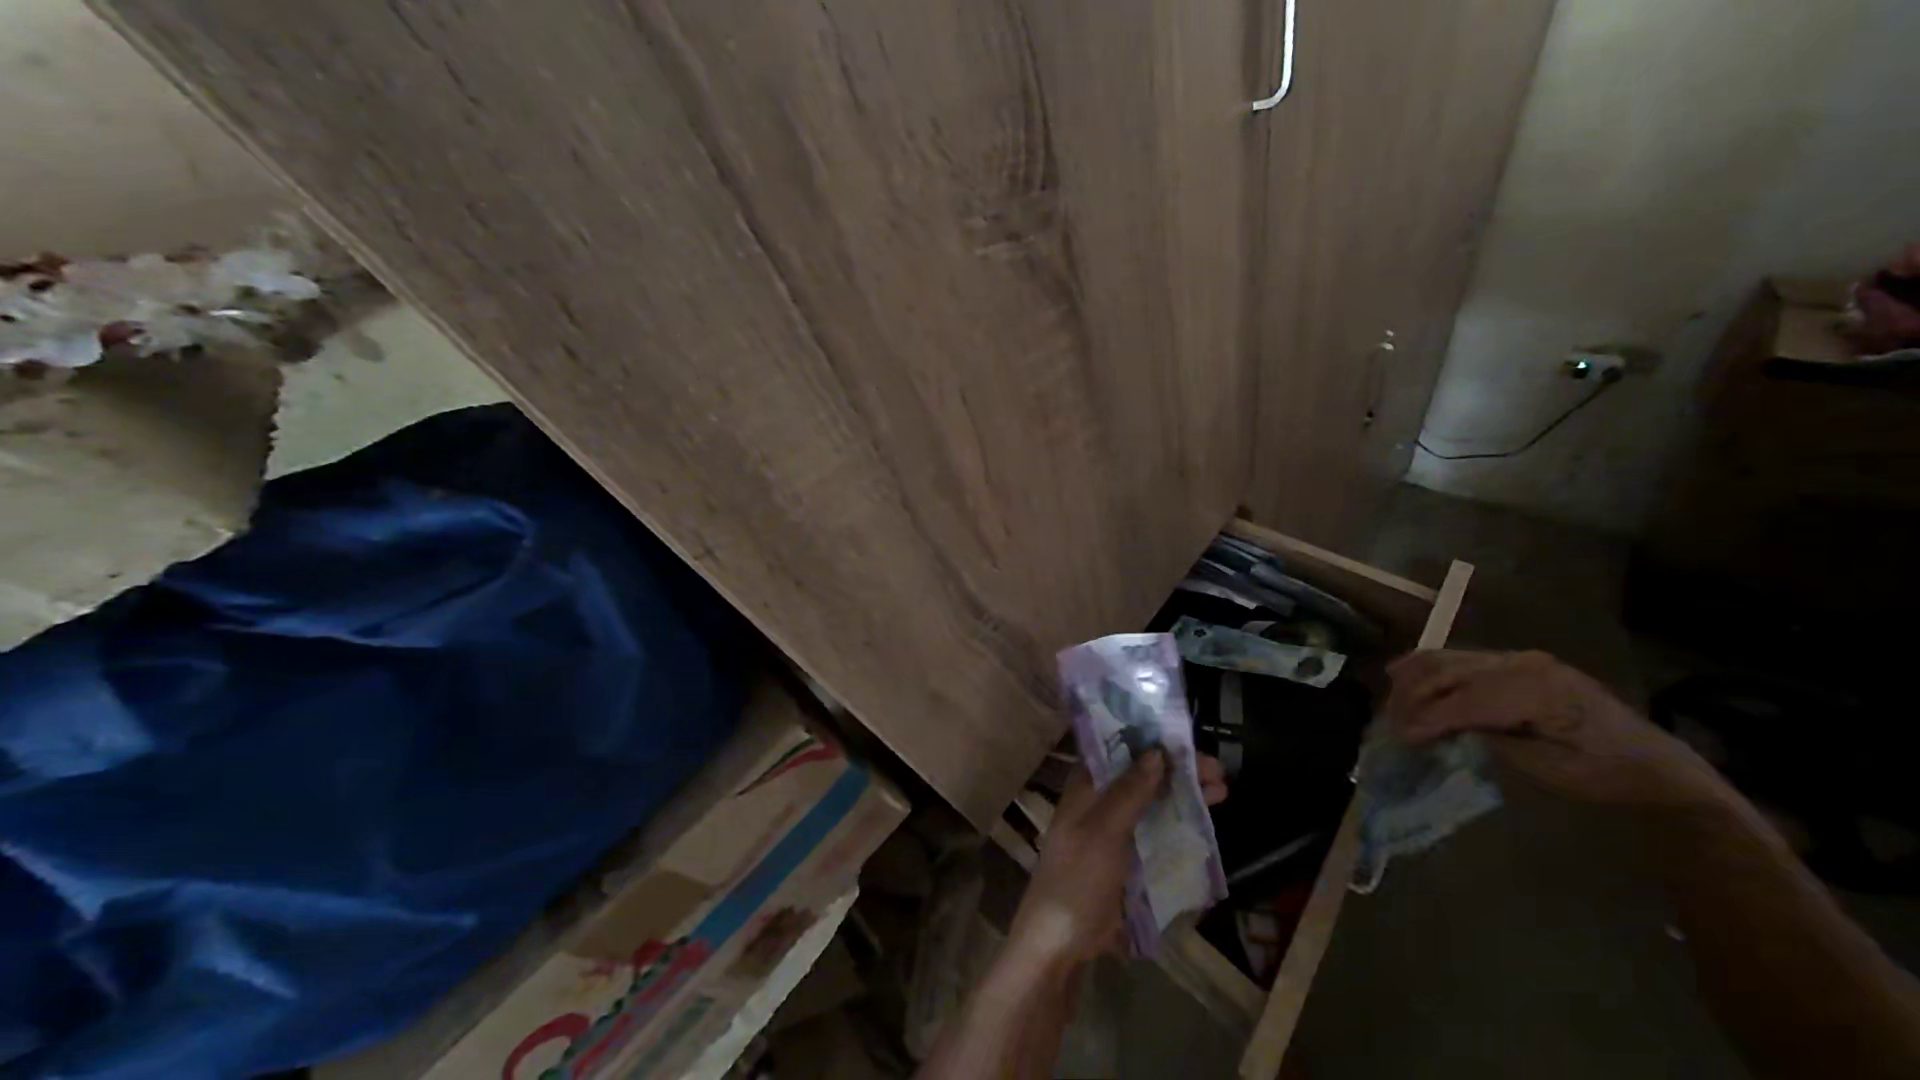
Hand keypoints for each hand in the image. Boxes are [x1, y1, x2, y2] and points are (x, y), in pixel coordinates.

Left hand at [1006, 753, 1225, 968]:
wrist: (1060, 944)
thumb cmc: (1077, 879)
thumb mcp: (1104, 832)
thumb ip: (1130, 791)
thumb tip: (1157, 751)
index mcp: (1085, 786)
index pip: (1120, 748)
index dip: (1152, 740)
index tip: (1189, 739)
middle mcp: (1099, 801)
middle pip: (1142, 774)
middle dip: (1178, 769)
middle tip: (1219, 772)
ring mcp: (1114, 830)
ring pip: (1153, 801)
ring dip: (1183, 794)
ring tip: (1221, 790)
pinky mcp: (1126, 857)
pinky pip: (1156, 830)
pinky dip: (1179, 821)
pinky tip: (1205, 820)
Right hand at [1386, 649, 1730, 808]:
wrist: (1655, 765)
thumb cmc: (1603, 776)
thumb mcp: (1547, 769)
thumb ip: (1492, 742)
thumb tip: (1442, 730)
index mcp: (1538, 692)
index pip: (1465, 700)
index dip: (1428, 718)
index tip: (1401, 739)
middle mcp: (1524, 664)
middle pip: (1450, 671)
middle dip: (1412, 696)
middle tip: (1388, 723)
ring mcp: (1520, 658)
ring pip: (1449, 658)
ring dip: (1414, 678)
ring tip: (1391, 702)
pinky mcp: (1517, 662)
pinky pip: (1461, 658)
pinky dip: (1429, 667)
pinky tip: (1404, 675)